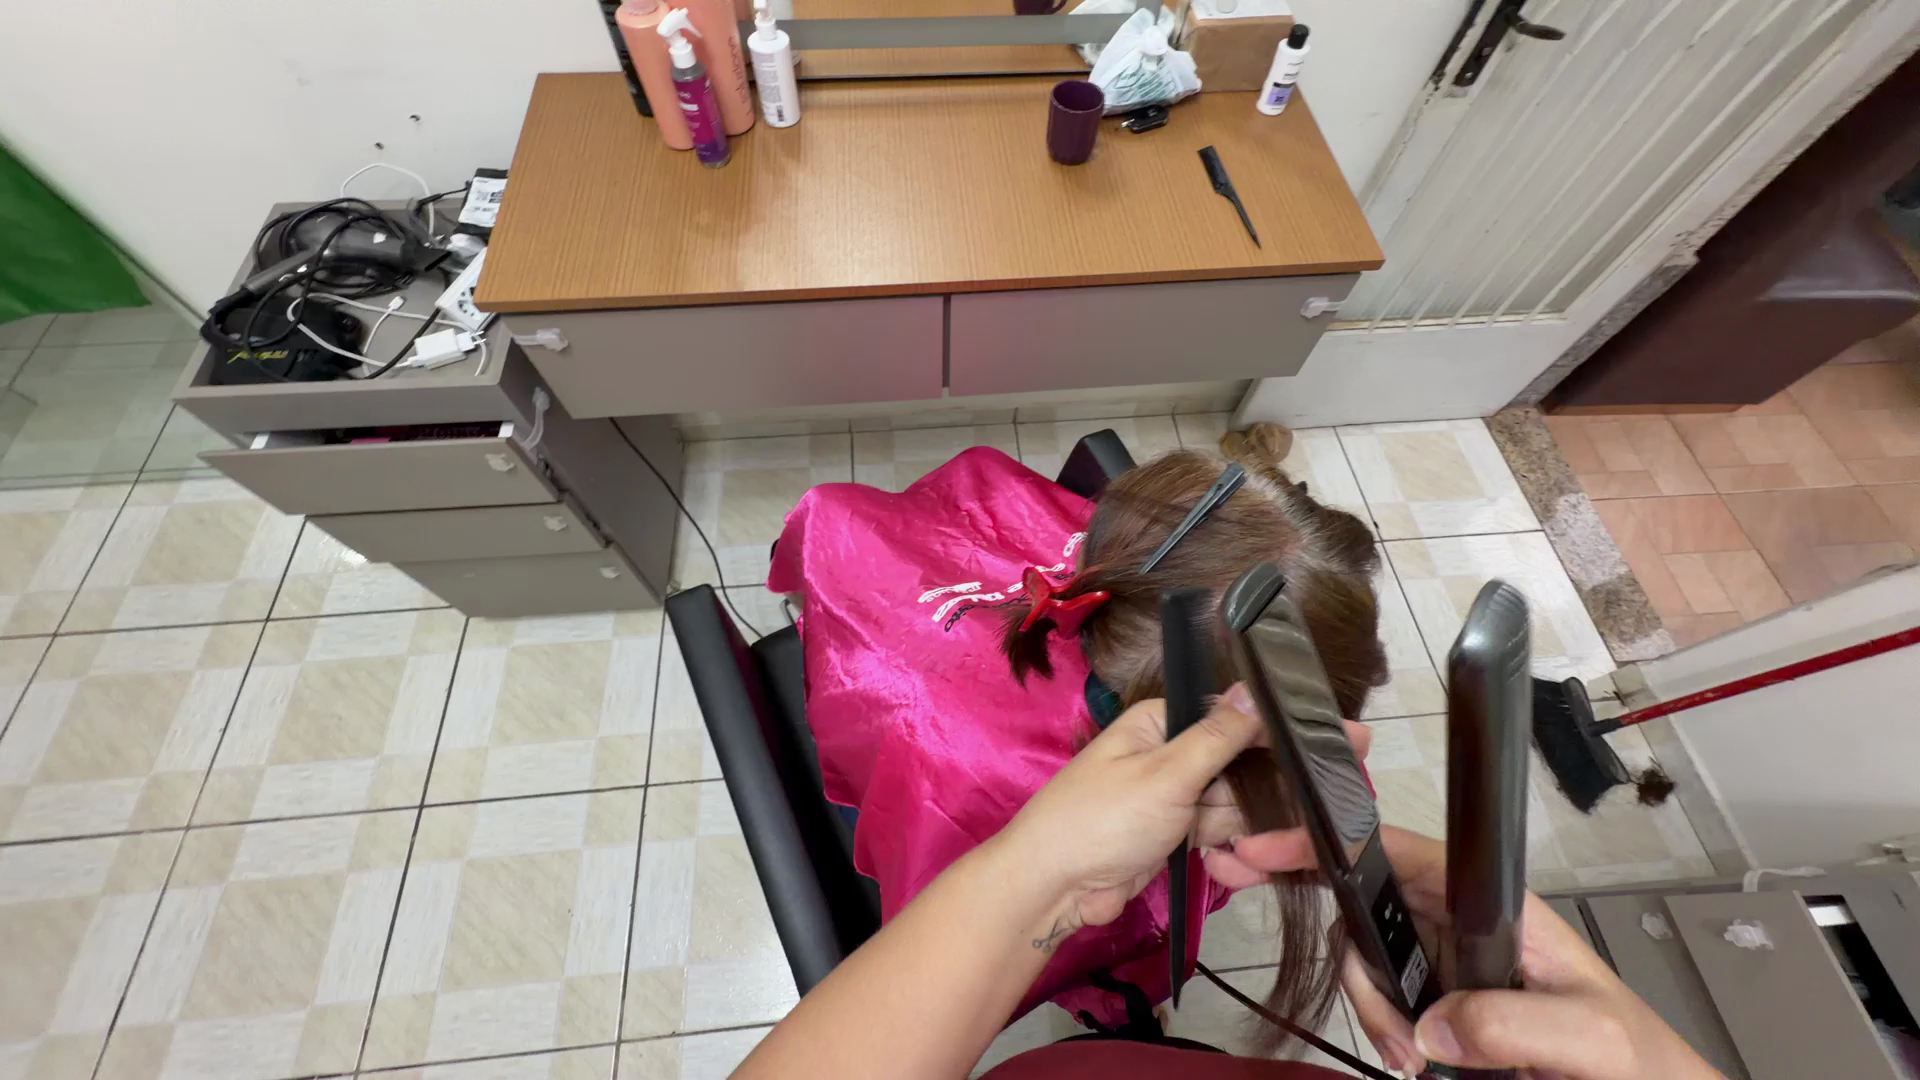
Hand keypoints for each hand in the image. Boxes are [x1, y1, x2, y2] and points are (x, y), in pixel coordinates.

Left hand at [993, 685, 1372, 949]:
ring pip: (1236, 803)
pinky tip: (1241, 866)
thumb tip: (1253, 687)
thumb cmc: (1104, 818)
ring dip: (1252, 826)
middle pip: (1241, 763)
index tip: (1348, 740)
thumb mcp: (1165, 773)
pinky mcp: (1175, 834)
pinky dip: (1233, 848)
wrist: (1056, 887)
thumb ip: (1216, 737)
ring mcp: (1174, 796)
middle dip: (1273, 789)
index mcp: (1160, 722)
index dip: (1285, 730)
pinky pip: (1220, 833)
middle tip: (1336, 804)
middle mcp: (1170, 752)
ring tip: (1266, 848)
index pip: (1234, 717)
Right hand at [1219, 826, 1726, 1078]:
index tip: (1262, 850)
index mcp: (1481, 899)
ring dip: (1369, 1004)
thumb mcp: (1593, 1039)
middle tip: (1373, 1019)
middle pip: (1361, 904)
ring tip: (1407, 1058)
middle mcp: (1449, 916)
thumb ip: (1512, 1022)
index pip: (1388, 847)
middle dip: (1352, 957)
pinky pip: (1378, 995)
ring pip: (1362, 953)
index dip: (1323, 840)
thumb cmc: (1641, 1062)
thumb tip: (1426, 1030)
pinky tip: (1405, 1058)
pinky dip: (1379, 1025)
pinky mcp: (1432, 997)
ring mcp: (1437, 956)